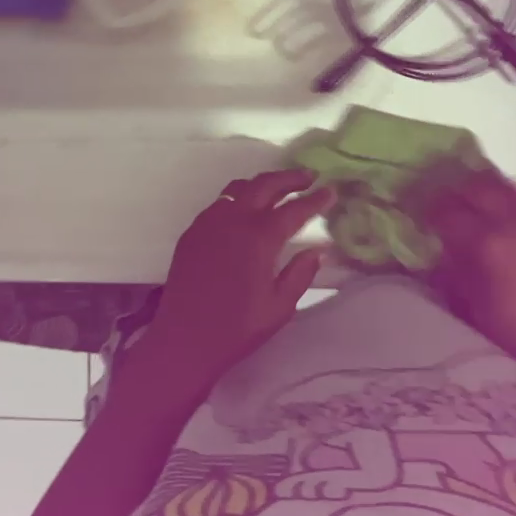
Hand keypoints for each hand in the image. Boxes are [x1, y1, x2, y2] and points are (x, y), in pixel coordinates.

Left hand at [129, 170, 332, 403]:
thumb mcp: (279, 306)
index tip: (331, 190)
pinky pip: (219, 203)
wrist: (184, 338)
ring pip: (239, 188)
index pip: (294, 209)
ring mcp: (209, 222)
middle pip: (265, 185)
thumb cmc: (237, 328)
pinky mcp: (193, 231)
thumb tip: (318, 250)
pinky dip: (239, 197)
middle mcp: (234, 220)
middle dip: (289, 178)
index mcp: (259, 237)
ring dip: (262, 183)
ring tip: (279, 188)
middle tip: (308, 177)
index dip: (315, 199)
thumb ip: (300, 273)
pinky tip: (246, 210)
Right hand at [419, 167, 515, 388]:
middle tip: (443, 206)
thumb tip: (439, 257)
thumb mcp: (477, 317)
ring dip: (488, 193)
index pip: (445, 209)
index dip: (426, 209)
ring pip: (509, 187)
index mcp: (487, 243)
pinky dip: (514, 204)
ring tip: (476, 210)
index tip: (416, 215)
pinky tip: (509, 224)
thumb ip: (454, 278)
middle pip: (478, 185)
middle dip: (456, 191)